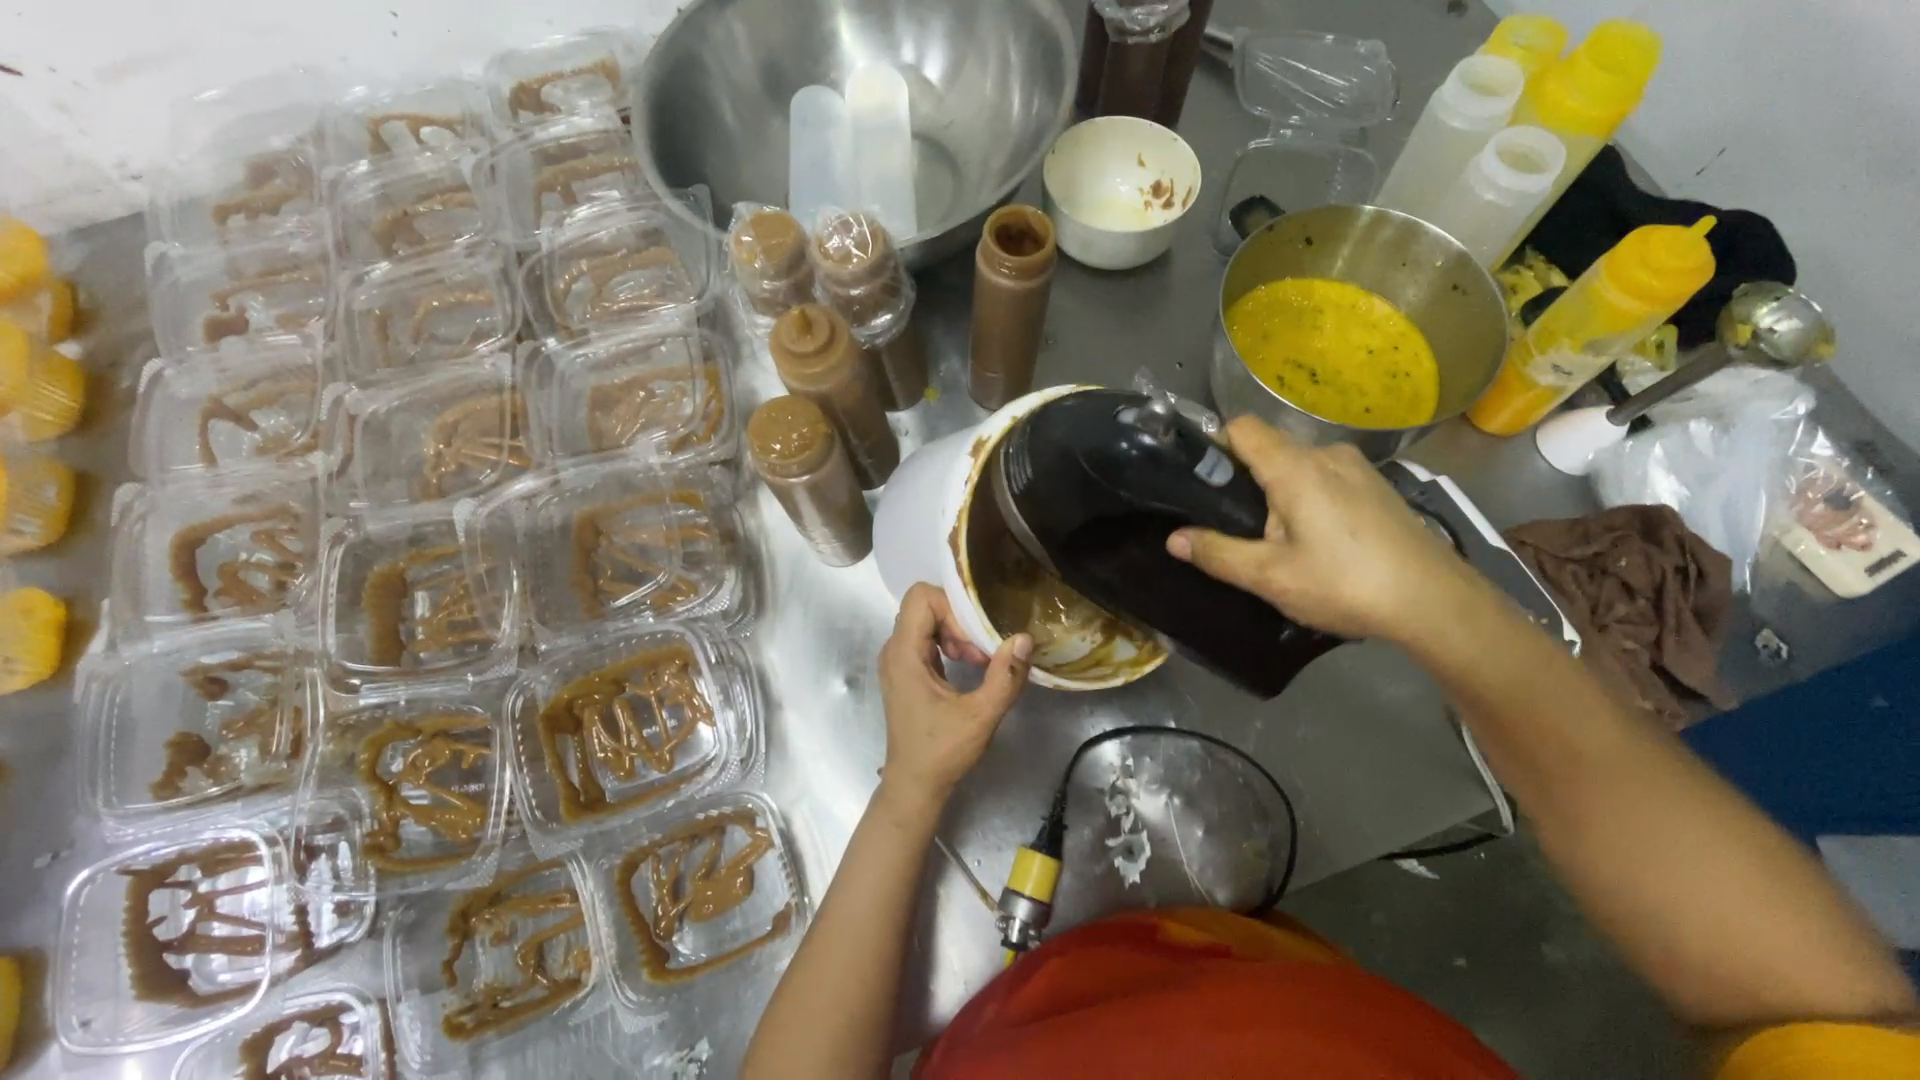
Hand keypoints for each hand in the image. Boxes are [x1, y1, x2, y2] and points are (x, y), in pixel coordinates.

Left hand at [877, 584, 1032, 802]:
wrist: (915, 784)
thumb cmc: (943, 751)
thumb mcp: (981, 715)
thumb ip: (1005, 676)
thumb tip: (1024, 638)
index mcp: (903, 654)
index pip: (921, 597)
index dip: (953, 608)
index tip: (974, 638)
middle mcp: (894, 650)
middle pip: (924, 605)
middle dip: (958, 620)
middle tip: (981, 650)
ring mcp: (897, 661)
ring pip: (926, 621)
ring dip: (956, 632)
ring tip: (978, 660)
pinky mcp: (905, 671)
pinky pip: (926, 638)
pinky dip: (949, 644)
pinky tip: (969, 667)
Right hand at [1166, 417, 1491, 643]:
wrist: (1434, 602)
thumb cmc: (1345, 584)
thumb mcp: (1271, 577)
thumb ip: (1218, 553)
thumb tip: (1174, 539)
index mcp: (1296, 468)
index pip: (1241, 427)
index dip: (1215, 446)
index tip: (1204, 483)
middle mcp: (1327, 455)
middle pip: (1270, 449)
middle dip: (1249, 483)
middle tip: (1242, 531)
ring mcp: (1359, 469)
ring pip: (1300, 467)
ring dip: (1282, 496)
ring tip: (1283, 545)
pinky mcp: (1378, 487)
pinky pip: (1327, 480)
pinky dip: (1312, 501)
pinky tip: (1321, 545)